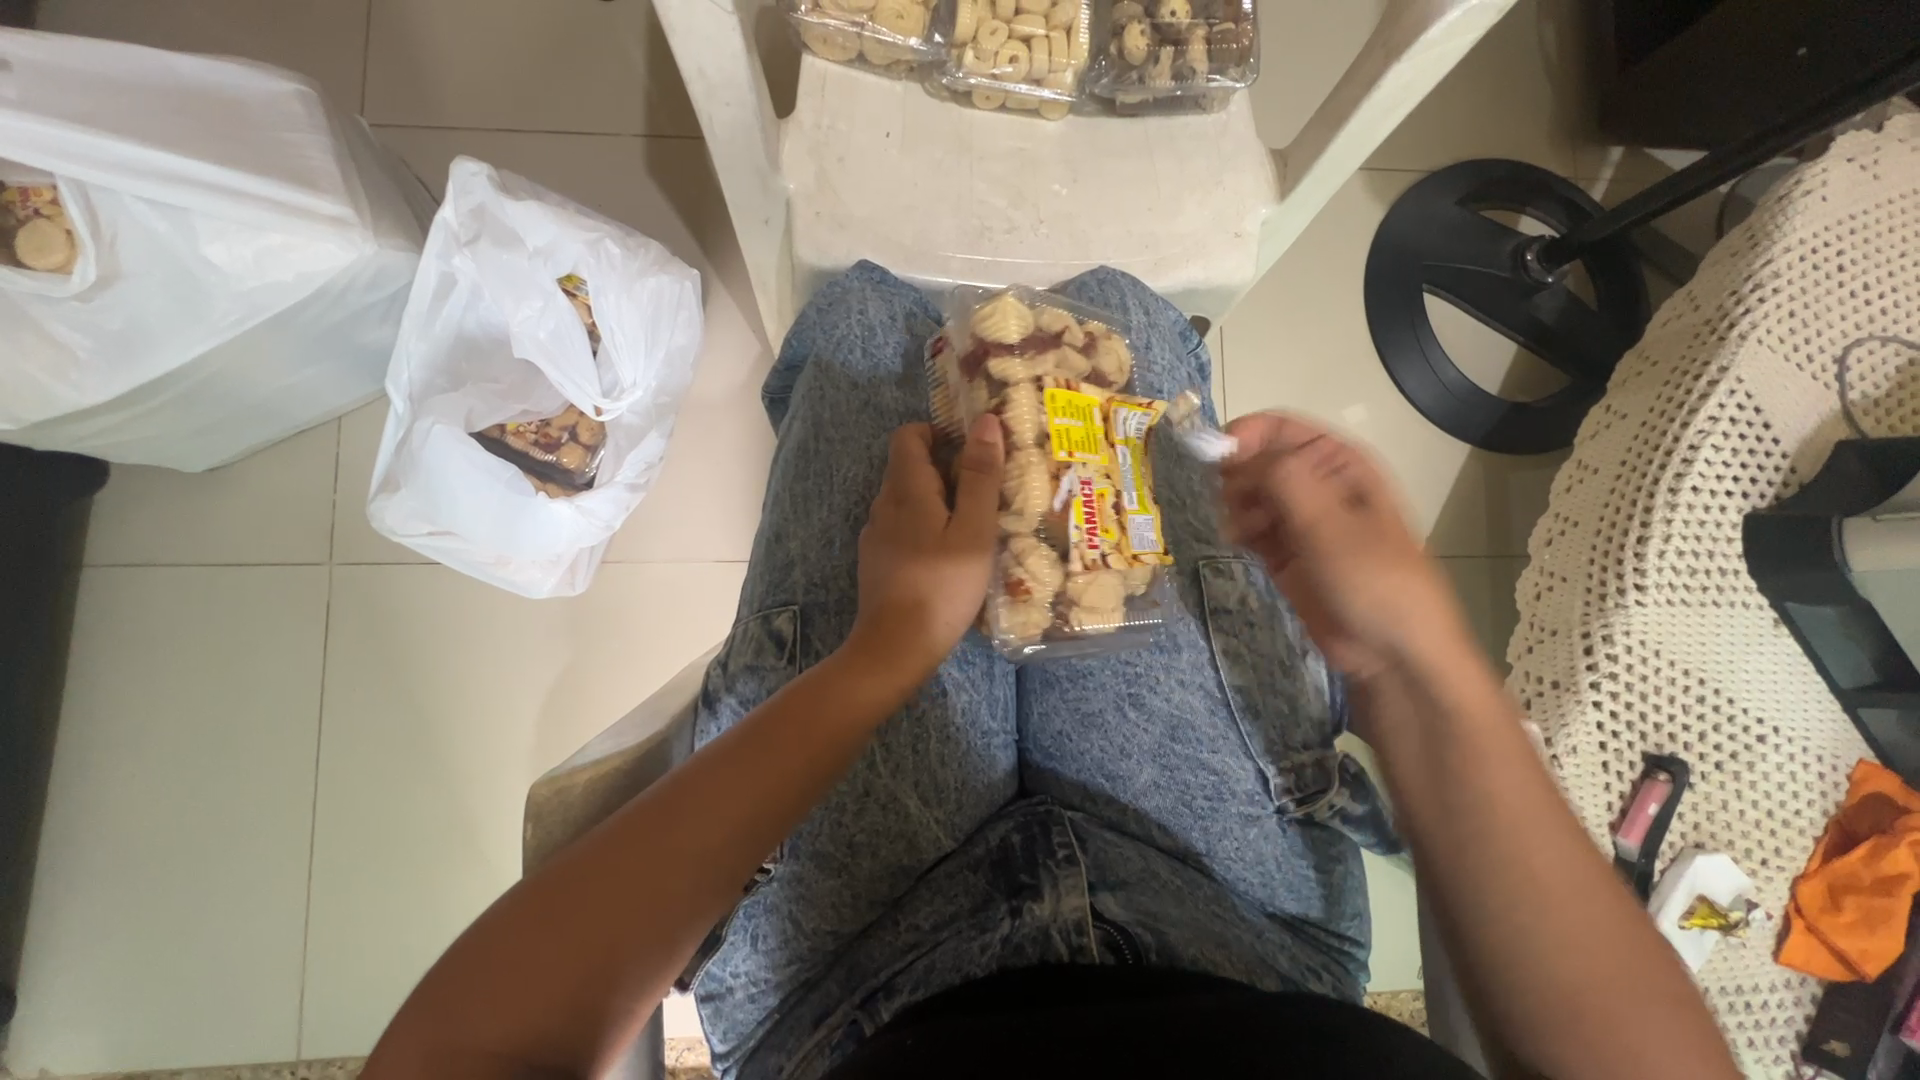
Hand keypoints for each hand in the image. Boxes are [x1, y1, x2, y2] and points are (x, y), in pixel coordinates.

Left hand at [844, 416, 1003, 681]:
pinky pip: (903, 529)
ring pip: (907, 501)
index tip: (973, 453)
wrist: (896, 647)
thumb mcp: (973, 529)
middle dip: (946, 470)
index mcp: (904, 489)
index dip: (940, 433)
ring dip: (939, 502)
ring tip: (974, 527)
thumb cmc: (943, 585)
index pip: (909, 435)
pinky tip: (950, 557)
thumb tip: (986, 422)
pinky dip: (926, 529)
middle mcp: (882, 505)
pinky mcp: (878, 562)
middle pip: (909, 467)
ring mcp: (876, 536)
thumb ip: (980, 476)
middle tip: (986, 494)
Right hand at [1220, 412, 1467, 680]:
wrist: (1393, 652)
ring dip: (1233, 505)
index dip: (1245, 436)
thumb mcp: (1331, 524)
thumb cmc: (1374, 580)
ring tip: (1235, 530)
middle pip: (1258, 460)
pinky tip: (1235, 544)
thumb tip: (1236, 449)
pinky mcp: (1284, 553)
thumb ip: (1284, 479)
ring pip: (1248, 494)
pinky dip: (1236, 530)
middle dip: (1235, 475)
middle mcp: (1317, 484)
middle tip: (1225, 502)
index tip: (1214, 459)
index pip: (1281, 430)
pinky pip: (1249, 527)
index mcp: (1340, 463)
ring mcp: (1299, 520)